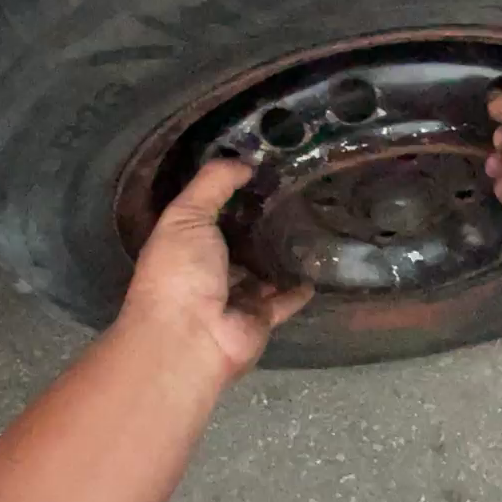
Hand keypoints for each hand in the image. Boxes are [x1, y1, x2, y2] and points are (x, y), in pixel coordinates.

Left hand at [120, 160, 313, 382]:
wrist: (189, 339)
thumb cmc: (180, 273)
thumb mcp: (186, 215)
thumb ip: (213, 184)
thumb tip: (245, 162)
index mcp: (185, 244)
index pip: (211, 213)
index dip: (233, 192)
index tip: (264, 168)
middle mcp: (209, 269)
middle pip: (240, 241)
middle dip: (262, 221)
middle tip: (297, 192)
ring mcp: (236, 295)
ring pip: (264, 268)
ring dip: (283, 251)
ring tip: (313, 220)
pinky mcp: (261, 317)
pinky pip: (286, 297)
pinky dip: (301, 285)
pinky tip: (321, 263)